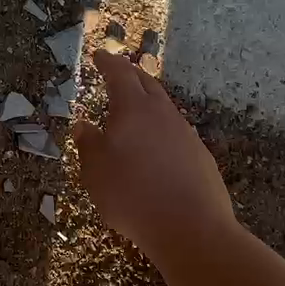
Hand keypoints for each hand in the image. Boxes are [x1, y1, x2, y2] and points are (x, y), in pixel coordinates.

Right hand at [73, 50, 235, 266]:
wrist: (193, 230)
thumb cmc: (132, 195)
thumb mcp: (95, 170)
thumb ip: (88, 144)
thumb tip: (83, 125)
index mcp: (133, 108)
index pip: (119, 73)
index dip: (107, 62)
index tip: (98, 55)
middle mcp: (162, 113)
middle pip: (146, 83)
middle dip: (130, 74)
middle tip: (117, 72)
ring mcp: (185, 134)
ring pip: (164, 107)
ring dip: (148, 102)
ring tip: (134, 111)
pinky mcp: (201, 157)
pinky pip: (176, 131)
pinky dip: (161, 129)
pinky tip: (156, 147)